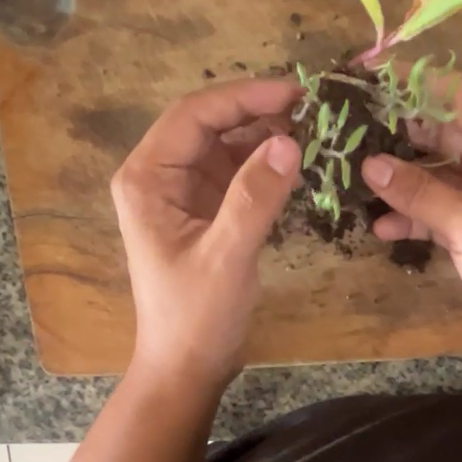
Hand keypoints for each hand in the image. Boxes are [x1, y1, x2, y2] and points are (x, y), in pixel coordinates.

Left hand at [111, 79, 302, 387]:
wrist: (188, 368)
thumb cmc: (196, 317)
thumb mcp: (226, 256)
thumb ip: (255, 198)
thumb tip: (290, 143)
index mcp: (148, 178)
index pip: (195, 116)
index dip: (245, 97)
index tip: (296, 94)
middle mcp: (161, 179)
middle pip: (211, 127)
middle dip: (259, 116)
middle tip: (313, 113)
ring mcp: (184, 199)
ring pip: (227, 152)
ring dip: (266, 143)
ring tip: (313, 137)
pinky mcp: (207, 220)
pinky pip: (238, 182)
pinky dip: (266, 174)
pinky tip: (297, 171)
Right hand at [360, 76, 461, 361]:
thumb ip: (418, 192)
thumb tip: (369, 165)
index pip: (456, 95)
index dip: (414, 85)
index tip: (369, 83)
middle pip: (441, 132)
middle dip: (399, 134)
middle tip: (351, 131)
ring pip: (437, 175)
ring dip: (401, 180)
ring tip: (356, 178)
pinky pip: (439, 211)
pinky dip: (415, 217)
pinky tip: (382, 227)